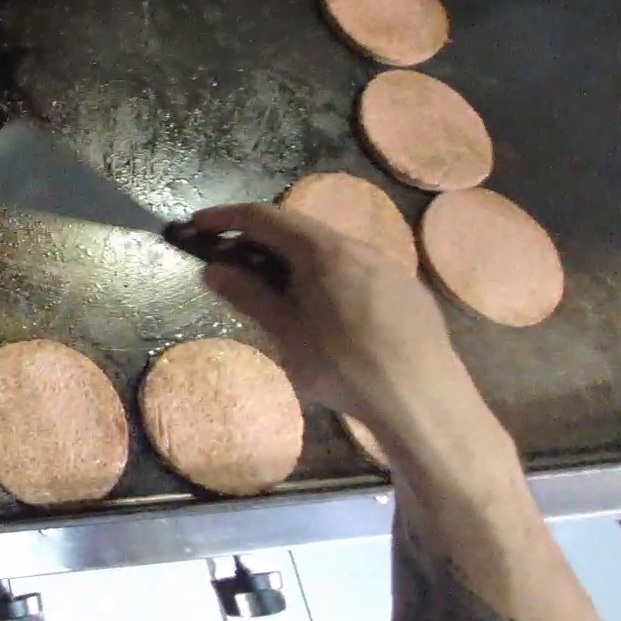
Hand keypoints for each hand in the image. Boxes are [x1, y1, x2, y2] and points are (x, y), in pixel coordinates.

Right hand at [190, 203, 476, 437]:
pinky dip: (320, 272)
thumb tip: (213, 270)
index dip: (226, 217)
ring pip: (327, 249)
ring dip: (289, 256)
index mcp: (325, 251)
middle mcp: (361, 248)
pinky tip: (316, 306)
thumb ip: (246, 294)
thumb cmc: (343, 365)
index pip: (265, 217)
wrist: (424, 403)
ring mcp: (390, 268)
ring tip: (267, 284)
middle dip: (256, 238)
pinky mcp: (407, 292)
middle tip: (227, 259)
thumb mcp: (283, 331)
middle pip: (298, 229)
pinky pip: (353, 268)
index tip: (196, 225)